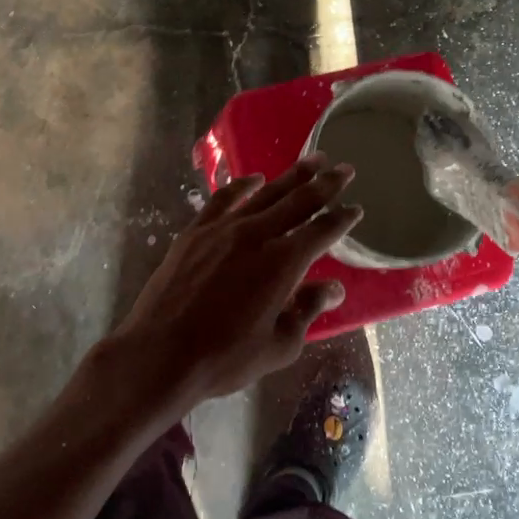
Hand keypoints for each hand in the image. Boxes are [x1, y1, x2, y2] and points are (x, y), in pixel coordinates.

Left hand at [105, 155, 362, 405]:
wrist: (161, 353)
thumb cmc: (224, 358)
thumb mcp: (279, 345)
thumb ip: (307, 310)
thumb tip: (334, 288)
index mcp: (283, 263)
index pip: (321, 232)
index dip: (342, 219)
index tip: (356, 208)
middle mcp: (256, 235)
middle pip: (298, 201)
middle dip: (326, 184)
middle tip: (345, 167)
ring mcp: (223, 229)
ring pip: (265, 193)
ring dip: (291, 176)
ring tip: (312, 160)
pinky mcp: (196, 231)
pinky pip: (224, 199)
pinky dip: (242, 185)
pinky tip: (254, 179)